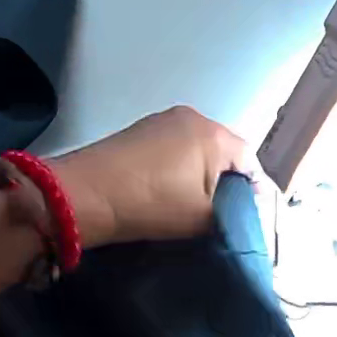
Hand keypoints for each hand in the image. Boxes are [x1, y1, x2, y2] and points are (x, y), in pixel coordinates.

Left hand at [51, 106, 252, 248]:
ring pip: (197, 149)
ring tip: (189, 204)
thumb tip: (244, 209)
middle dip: (225, 181)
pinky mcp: (139, 129)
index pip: (250, 161)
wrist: (84, 196)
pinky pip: (172, 148)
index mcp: (215, 134)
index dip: (252, 192)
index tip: (242, 218)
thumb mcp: (203, 218)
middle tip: (217, 213)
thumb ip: (234, 213)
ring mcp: (162, 120)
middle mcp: (193, 117)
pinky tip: (165, 190)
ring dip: (199, 175)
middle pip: (224, 152)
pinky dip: (176, 168)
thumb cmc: (152, 204)